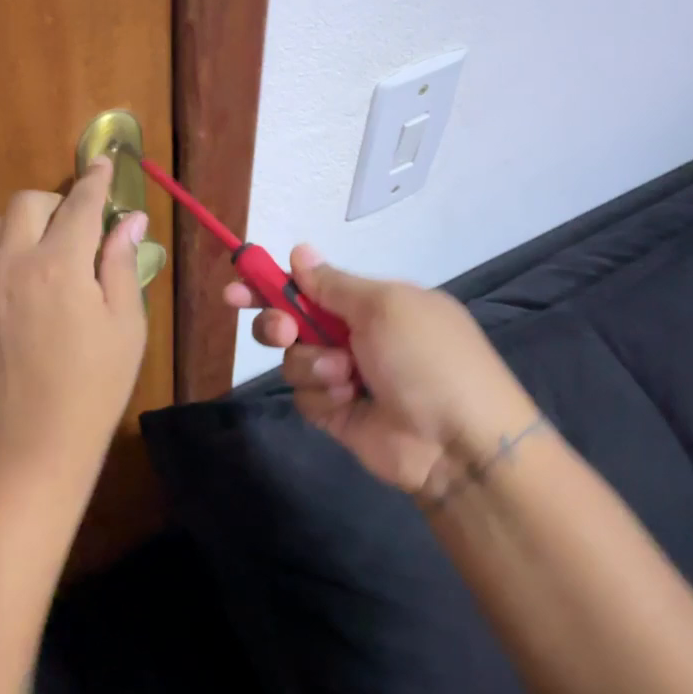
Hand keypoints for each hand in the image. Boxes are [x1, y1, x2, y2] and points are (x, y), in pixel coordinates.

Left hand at [0, 157, 148, 462]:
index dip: (94, 180)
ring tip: (46, 251)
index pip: (79, 204)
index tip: (101, 164)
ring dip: (22, 224)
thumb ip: (121, 265)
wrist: (37, 437)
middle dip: (55, 203)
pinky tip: (26, 283)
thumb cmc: (96, 384)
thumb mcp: (125, 324)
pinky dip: (5, 253)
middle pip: (26, 203)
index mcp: (60, 264)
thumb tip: (129, 220)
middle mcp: (14, 263)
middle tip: (80, 228)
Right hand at [226, 246, 537, 498]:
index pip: (312, 285)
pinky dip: (323, 395)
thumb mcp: (385, 306)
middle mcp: (356, 335)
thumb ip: (334, 284)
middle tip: (284, 332)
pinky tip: (352, 402)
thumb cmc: (427, 358)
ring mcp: (345, 376)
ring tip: (347, 377)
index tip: (236, 288)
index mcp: (374, 302)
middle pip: (291, 321)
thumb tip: (300, 252)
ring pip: (294, 359)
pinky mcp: (335, 413)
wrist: (456, 441)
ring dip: (314, 364)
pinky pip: (304, 395)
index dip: (271, 284)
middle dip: (278, 324)